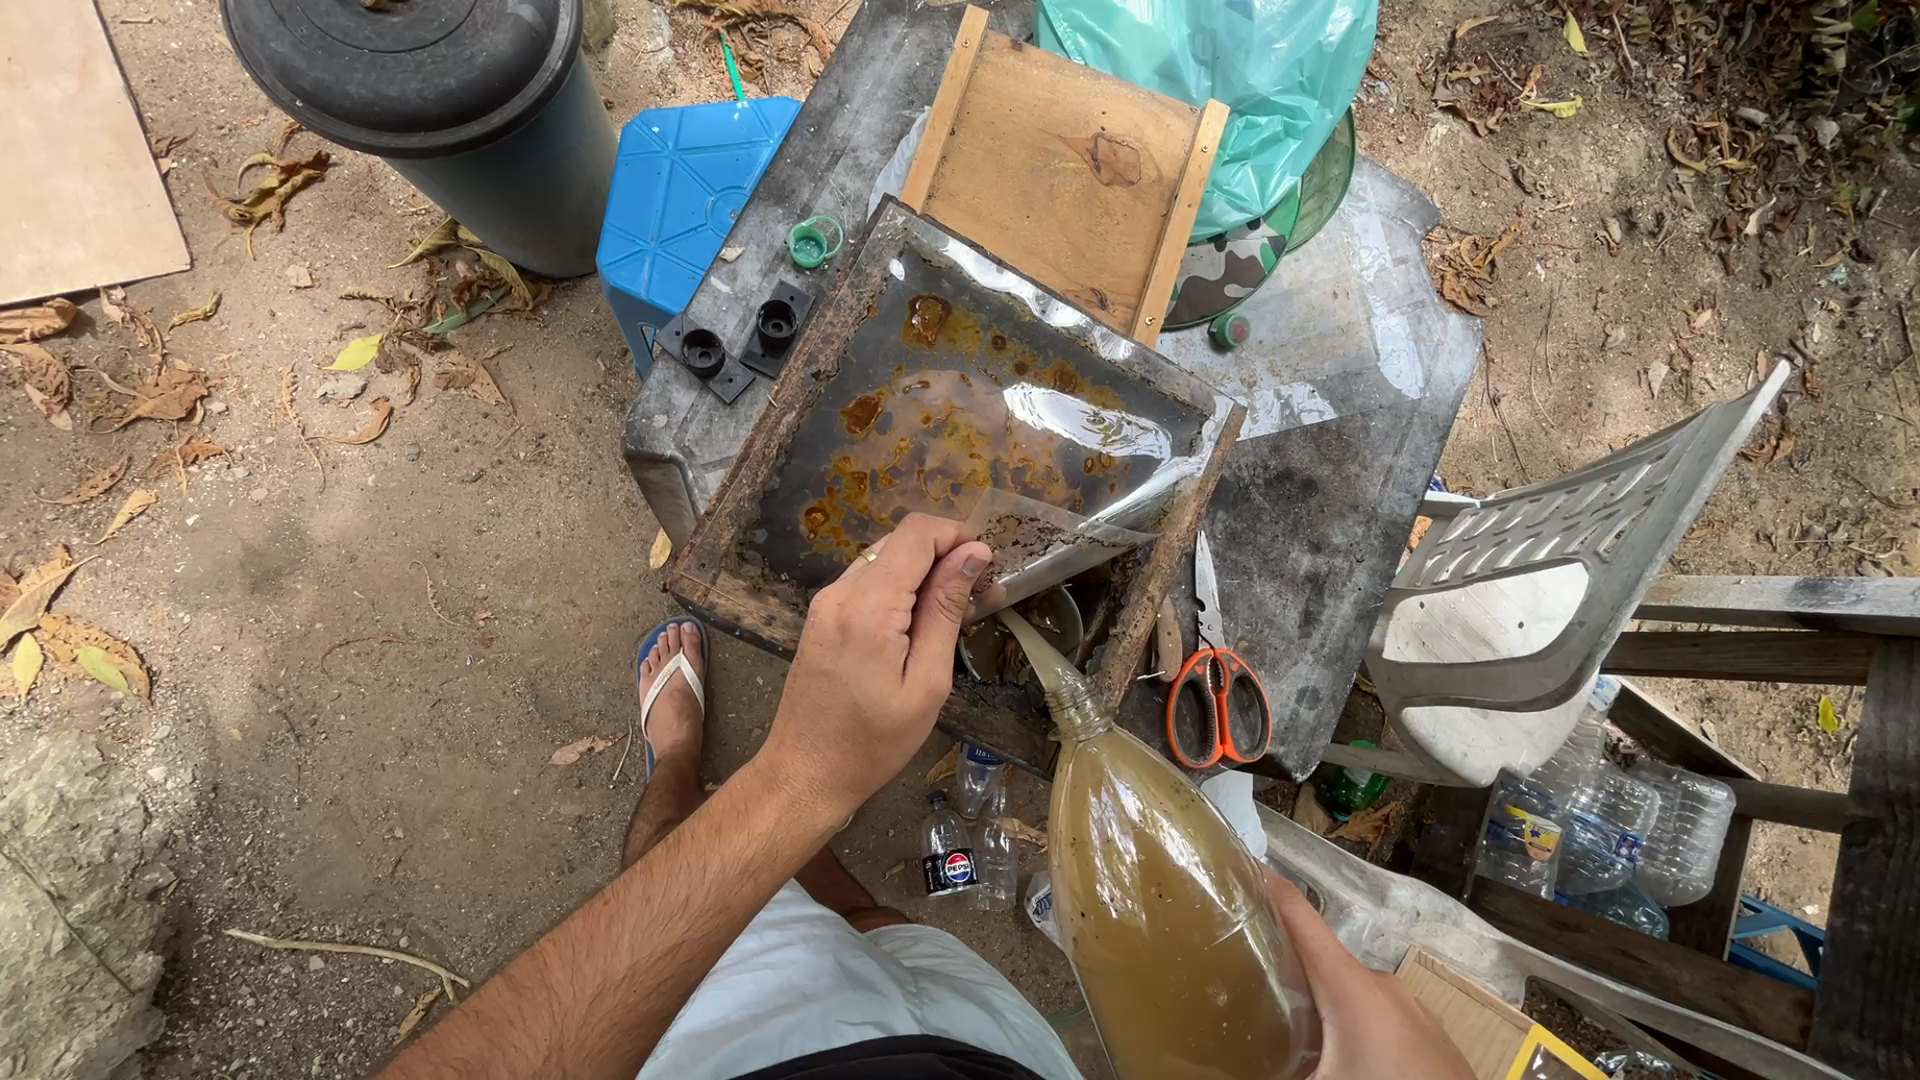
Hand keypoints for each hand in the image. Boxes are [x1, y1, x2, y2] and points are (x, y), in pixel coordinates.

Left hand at [760, 513, 1000, 824]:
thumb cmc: (874, 741)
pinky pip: (867, 582)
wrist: (805, 773)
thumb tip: (973, 554)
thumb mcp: (926, 681)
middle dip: (945, 556)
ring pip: (884, 559)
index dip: (957, 535)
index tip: (987, 566)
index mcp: (868, 606)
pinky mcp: (821, 616)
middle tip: (981, 594)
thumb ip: (946, 610)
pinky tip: (920, 621)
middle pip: (900, 542)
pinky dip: (899, 588)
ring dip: (924, 573)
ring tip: (957, 611)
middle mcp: (840, 591)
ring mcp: (825, 602)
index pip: (916, 533)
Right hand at [1266, 871, 1475, 1079]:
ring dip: (1322, 1002)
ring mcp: (1413, 1010)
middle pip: (1319, 956)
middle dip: (1284, 961)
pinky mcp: (1435, 1039)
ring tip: (1294, 1026)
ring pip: (1350, 991)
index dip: (1268, 885)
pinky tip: (1349, 1059)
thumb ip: (1274, 1068)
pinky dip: (1355, 1026)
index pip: (1299, 914)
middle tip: (1248, 976)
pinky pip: (1380, 1018)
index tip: (1239, 865)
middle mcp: (1380, 984)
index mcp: (1349, 985)